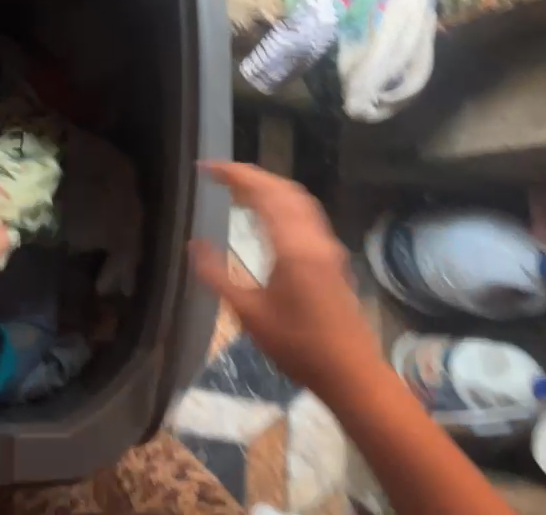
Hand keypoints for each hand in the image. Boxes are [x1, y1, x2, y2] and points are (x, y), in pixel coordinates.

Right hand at [190, 162, 381, 396]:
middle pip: (282, 189)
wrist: (352, 376)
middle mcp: (312, 238)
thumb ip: (217, 275)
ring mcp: (327, 246)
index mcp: (291, 246)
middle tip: (218, 175)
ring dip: (268, 186)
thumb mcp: (248, 313)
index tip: (205, 168)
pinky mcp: (333, 258)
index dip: (232, 174)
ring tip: (239, 189)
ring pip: (297, 199)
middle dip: (249, 175)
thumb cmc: (298, 347)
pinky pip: (305, 213)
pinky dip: (282, 201)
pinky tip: (268, 215)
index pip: (261, 192)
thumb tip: (193, 243)